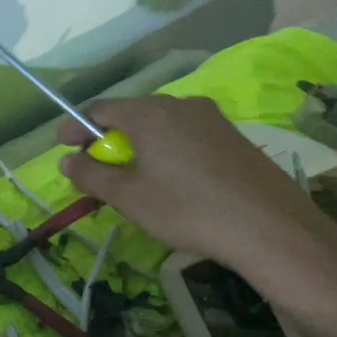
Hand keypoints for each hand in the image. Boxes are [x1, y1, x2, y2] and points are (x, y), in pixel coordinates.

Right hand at [55, 96, 331, 273]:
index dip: (75, 127)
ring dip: (139, 146)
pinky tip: (172, 182)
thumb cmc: (188, 208)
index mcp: (150, 113)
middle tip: (96, 167)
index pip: (98, 109)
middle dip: (108, 138)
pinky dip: (168, 152)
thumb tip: (66, 161)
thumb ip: (89, 174)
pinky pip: (187, 137)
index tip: (62, 148)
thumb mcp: (126, 196)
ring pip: (161, 126)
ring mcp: (214, 120)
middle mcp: (182, 105)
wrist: (273, 231)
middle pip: (131, 114)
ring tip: (133, 178)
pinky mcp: (236, 139)